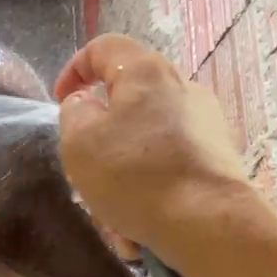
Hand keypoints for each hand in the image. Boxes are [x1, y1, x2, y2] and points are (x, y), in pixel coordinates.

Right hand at [55, 35, 276, 276]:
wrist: (207, 222)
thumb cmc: (133, 175)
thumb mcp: (79, 142)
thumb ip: (74, 113)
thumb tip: (86, 104)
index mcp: (146, 73)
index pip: (104, 47)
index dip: (74, 69)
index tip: (59, 101)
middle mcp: (182, 88)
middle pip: (125, 102)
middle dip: (98, 139)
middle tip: (82, 170)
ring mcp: (204, 123)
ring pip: (143, 143)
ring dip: (119, 175)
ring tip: (110, 216)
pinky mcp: (216, 157)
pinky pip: (166, 168)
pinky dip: (145, 192)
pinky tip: (136, 229)